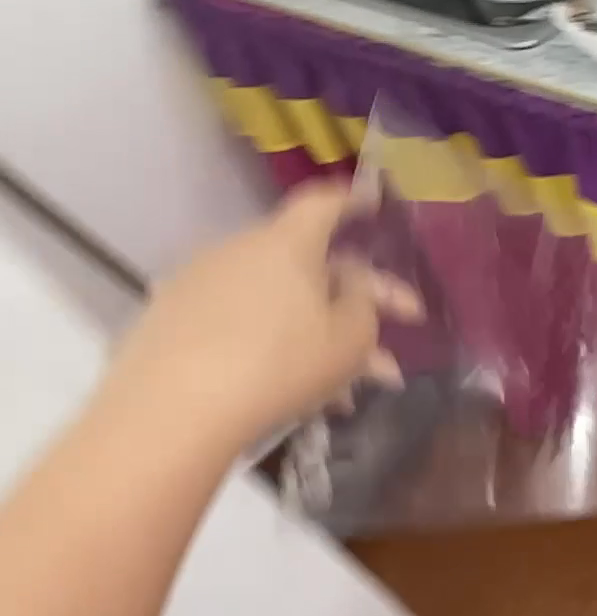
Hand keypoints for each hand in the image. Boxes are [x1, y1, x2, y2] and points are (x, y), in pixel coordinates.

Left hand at [98, 183, 420, 451]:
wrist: (169, 415)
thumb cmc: (281, 363)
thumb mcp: (353, 335)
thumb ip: (363, 300)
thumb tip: (350, 283)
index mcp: (286, 245)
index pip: (322, 203)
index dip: (354, 200)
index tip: (376, 203)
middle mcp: (239, 253)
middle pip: (312, 263)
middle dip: (363, 296)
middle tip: (407, 323)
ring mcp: (200, 286)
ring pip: (285, 301)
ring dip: (328, 330)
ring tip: (363, 382)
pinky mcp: (174, 322)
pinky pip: (248, 322)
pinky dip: (285, 344)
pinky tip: (315, 392)